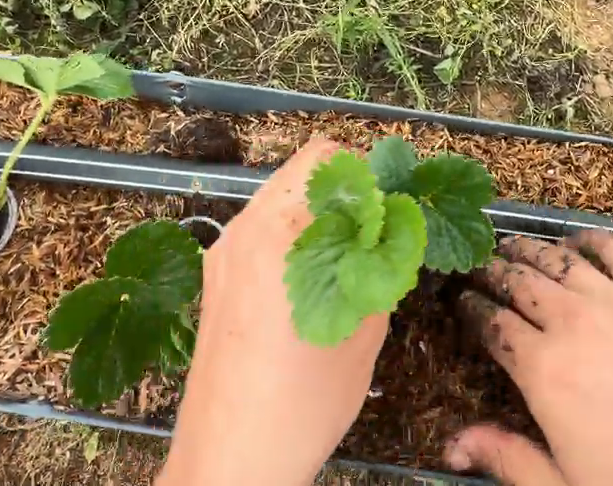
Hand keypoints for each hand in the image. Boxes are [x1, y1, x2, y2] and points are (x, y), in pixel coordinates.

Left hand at [157, 137, 386, 485]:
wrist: (227, 467)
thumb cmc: (302, 400)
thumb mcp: (365, 327)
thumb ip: (382, 262)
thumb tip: (397, 225)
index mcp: (278, 230)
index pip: (327, 159)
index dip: (368, 173)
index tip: (391, 206)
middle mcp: (243, 228)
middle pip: (301, 173)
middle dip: (345, 192)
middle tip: (376, 232)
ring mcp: (223, 253)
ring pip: (281, 200)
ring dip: (319, 215)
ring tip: (348, 261)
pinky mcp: (215, 279)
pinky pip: (262, 233)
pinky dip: (294, 238)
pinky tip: (315, 285)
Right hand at [447, 232, 612, 485]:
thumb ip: (506, 457)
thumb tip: (451, 444)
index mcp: (544, 369)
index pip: (493, 324)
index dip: (472, 308)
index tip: (460, 301)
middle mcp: (573, 321)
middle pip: (520, 280)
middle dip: (493, 269)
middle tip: (479, 265)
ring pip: (560, 259)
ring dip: (531, 249)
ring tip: (515, 245)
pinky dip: (590, 240)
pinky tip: (580, 240)